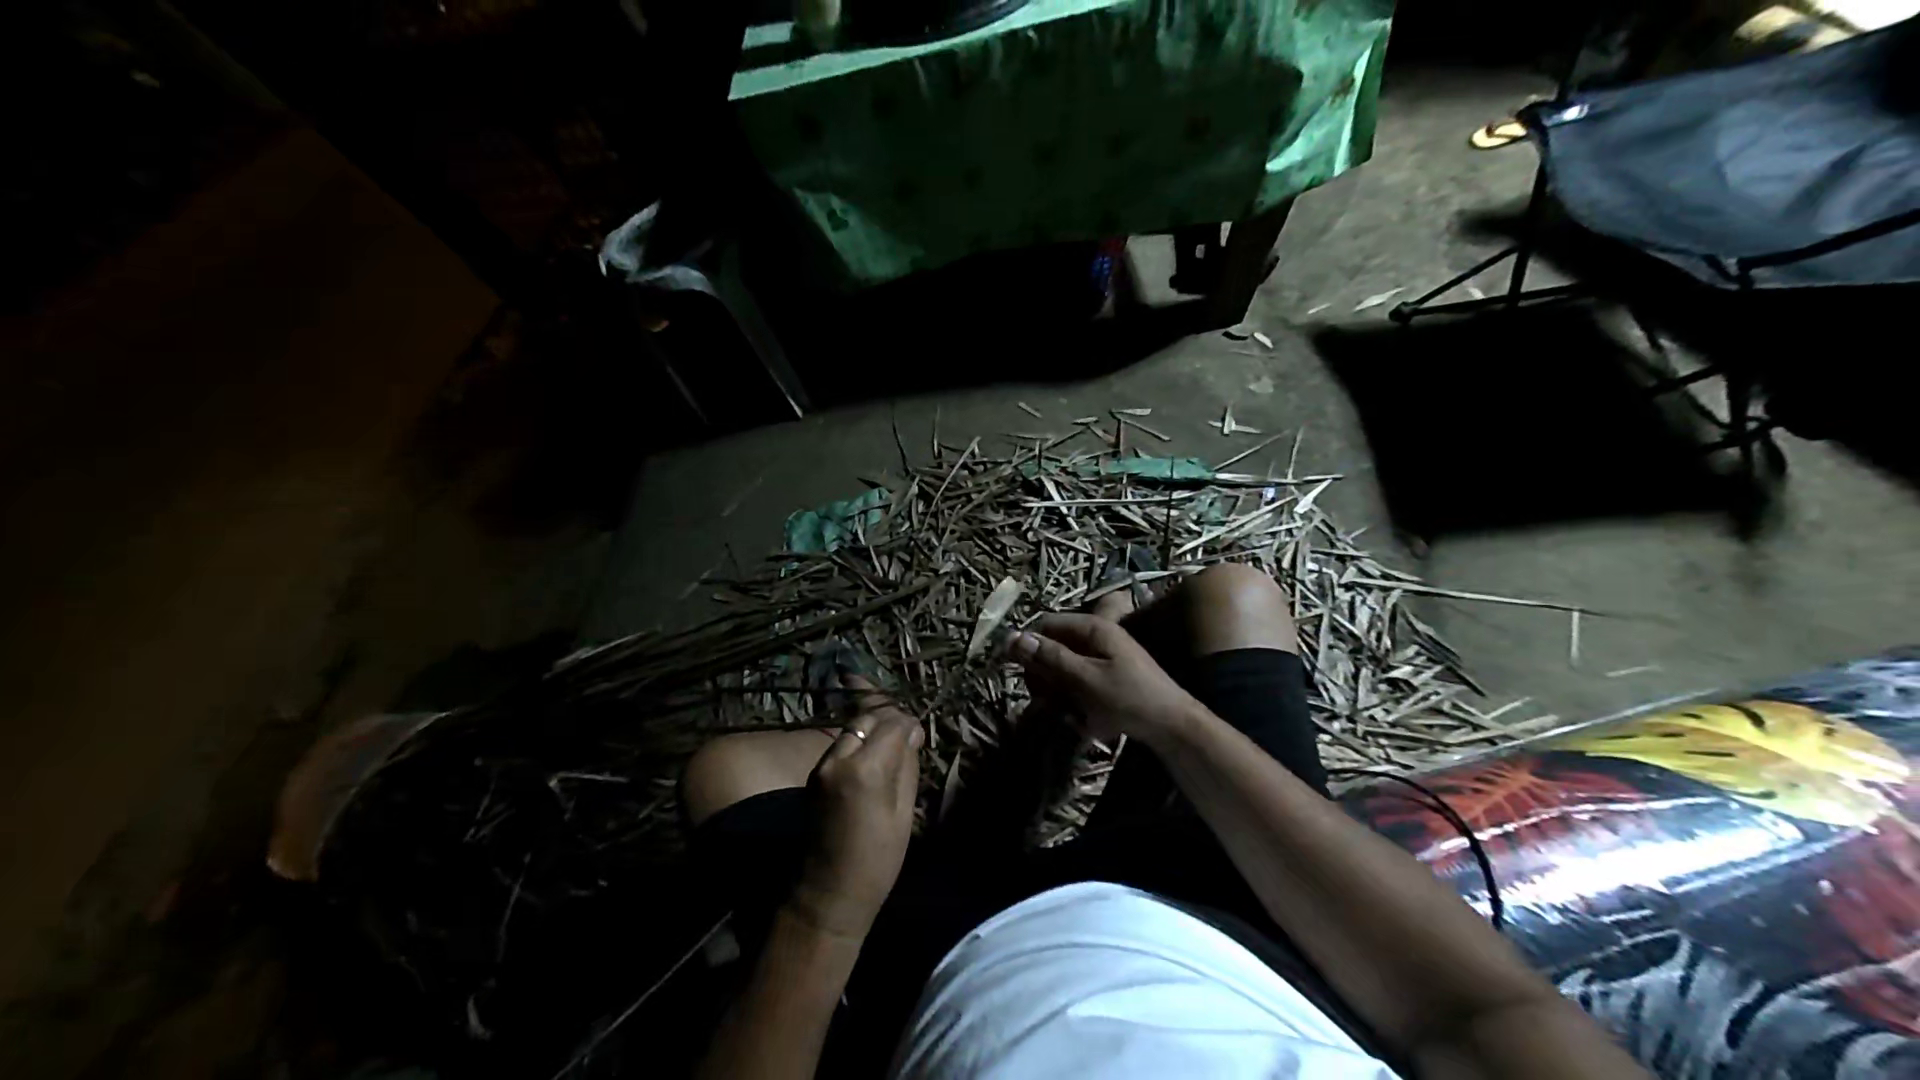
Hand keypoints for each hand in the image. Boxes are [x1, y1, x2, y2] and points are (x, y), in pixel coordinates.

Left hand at [788, 681, 922, 939]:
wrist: (829, 892)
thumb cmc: (877, 861)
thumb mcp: (903, 813)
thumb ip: (907, 766)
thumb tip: (912, 734)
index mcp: (865, 770)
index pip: (892, 724)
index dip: (909, 723)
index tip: (920, 732)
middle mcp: (838, 759)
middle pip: (867, 718)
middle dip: (889, 717)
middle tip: (907, 730)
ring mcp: (821, 765)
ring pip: (851, 727)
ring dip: (872, 726)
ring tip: (892, 738)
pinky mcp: (814, 774)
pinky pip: (840, 744)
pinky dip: (858, 739)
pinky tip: (873, 751)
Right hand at [1009, 613, 1204, 746]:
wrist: (1172, 726)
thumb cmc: (1128, 699)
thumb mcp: (1084, 679)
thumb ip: (1049, 657)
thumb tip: (1012, 637)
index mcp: (1092, 627)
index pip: (1044, 626)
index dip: (1028, 648)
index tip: (1025, 678)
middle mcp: (1096, 635)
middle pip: (1051, 646)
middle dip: (1043, 675)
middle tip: (1048, 701)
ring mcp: (1103, 654)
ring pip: (1062, 666)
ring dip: (1057, 690)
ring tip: (1069, 713)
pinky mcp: (1107, 674)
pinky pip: (1077, 680)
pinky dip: (1074, 697)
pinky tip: (1082, 718)